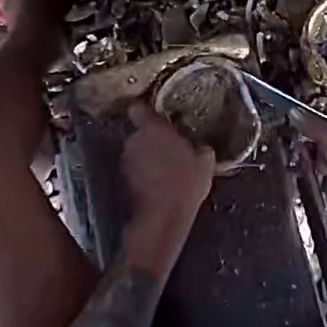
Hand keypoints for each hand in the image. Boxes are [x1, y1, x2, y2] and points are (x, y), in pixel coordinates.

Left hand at [119, 102, 214, 272]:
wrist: (162, 218)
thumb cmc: (186, 182)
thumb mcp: (205, 161)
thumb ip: (199, 146)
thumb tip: (199, 144)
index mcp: (152, 129)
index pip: (139, 109)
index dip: (145, 111)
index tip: (156, 118)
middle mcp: (134, 141)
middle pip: (141, 134)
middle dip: (153, 141)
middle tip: (171, 152)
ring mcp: (125, 162)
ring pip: (137, 154)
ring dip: (147, 159)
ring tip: (166, 172)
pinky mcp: (121, 182)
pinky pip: (134, 172)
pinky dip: (143, 176)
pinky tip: (158, 187)